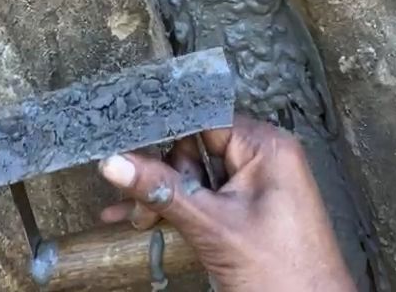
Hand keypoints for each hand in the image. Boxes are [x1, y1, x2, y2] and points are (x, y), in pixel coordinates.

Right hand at [98, 115, 355, 291]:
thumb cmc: (282, 277)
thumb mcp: (213, 228)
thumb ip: (162, 189)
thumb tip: (113, 161)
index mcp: (265, 145)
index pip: (200, 118)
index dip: (162, 130)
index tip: (123, 137)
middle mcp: (264, 156)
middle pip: (194, 148)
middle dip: (161, 175)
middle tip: (133, 201)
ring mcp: (258, 185)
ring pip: (196, 176)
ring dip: (165, 195)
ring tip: (135, 217)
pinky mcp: (251, 210)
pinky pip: (208, 198)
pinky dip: (181, 209)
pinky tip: (145, 219)